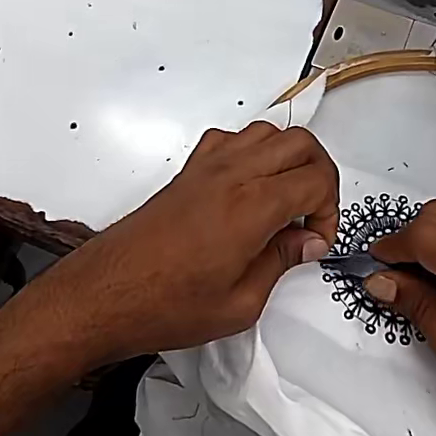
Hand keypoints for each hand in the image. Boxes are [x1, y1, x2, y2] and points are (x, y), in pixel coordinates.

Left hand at [3, 122, 338, 370]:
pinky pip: (229, 139)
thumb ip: (281, 262)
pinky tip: (250, 182)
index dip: (330, 210)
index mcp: (250, 207)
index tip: (316, 237)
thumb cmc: (160, 303)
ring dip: (288, 158)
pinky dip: (251, 150)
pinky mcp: (187, 173)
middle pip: (299, 143)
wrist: (105, 294)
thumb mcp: (240, 303)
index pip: (315, 180)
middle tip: (314, 213)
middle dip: (321, 174)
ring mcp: (206, 168)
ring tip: (287, 197)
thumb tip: (304, 242)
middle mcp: (229, 176)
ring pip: (266, 131)